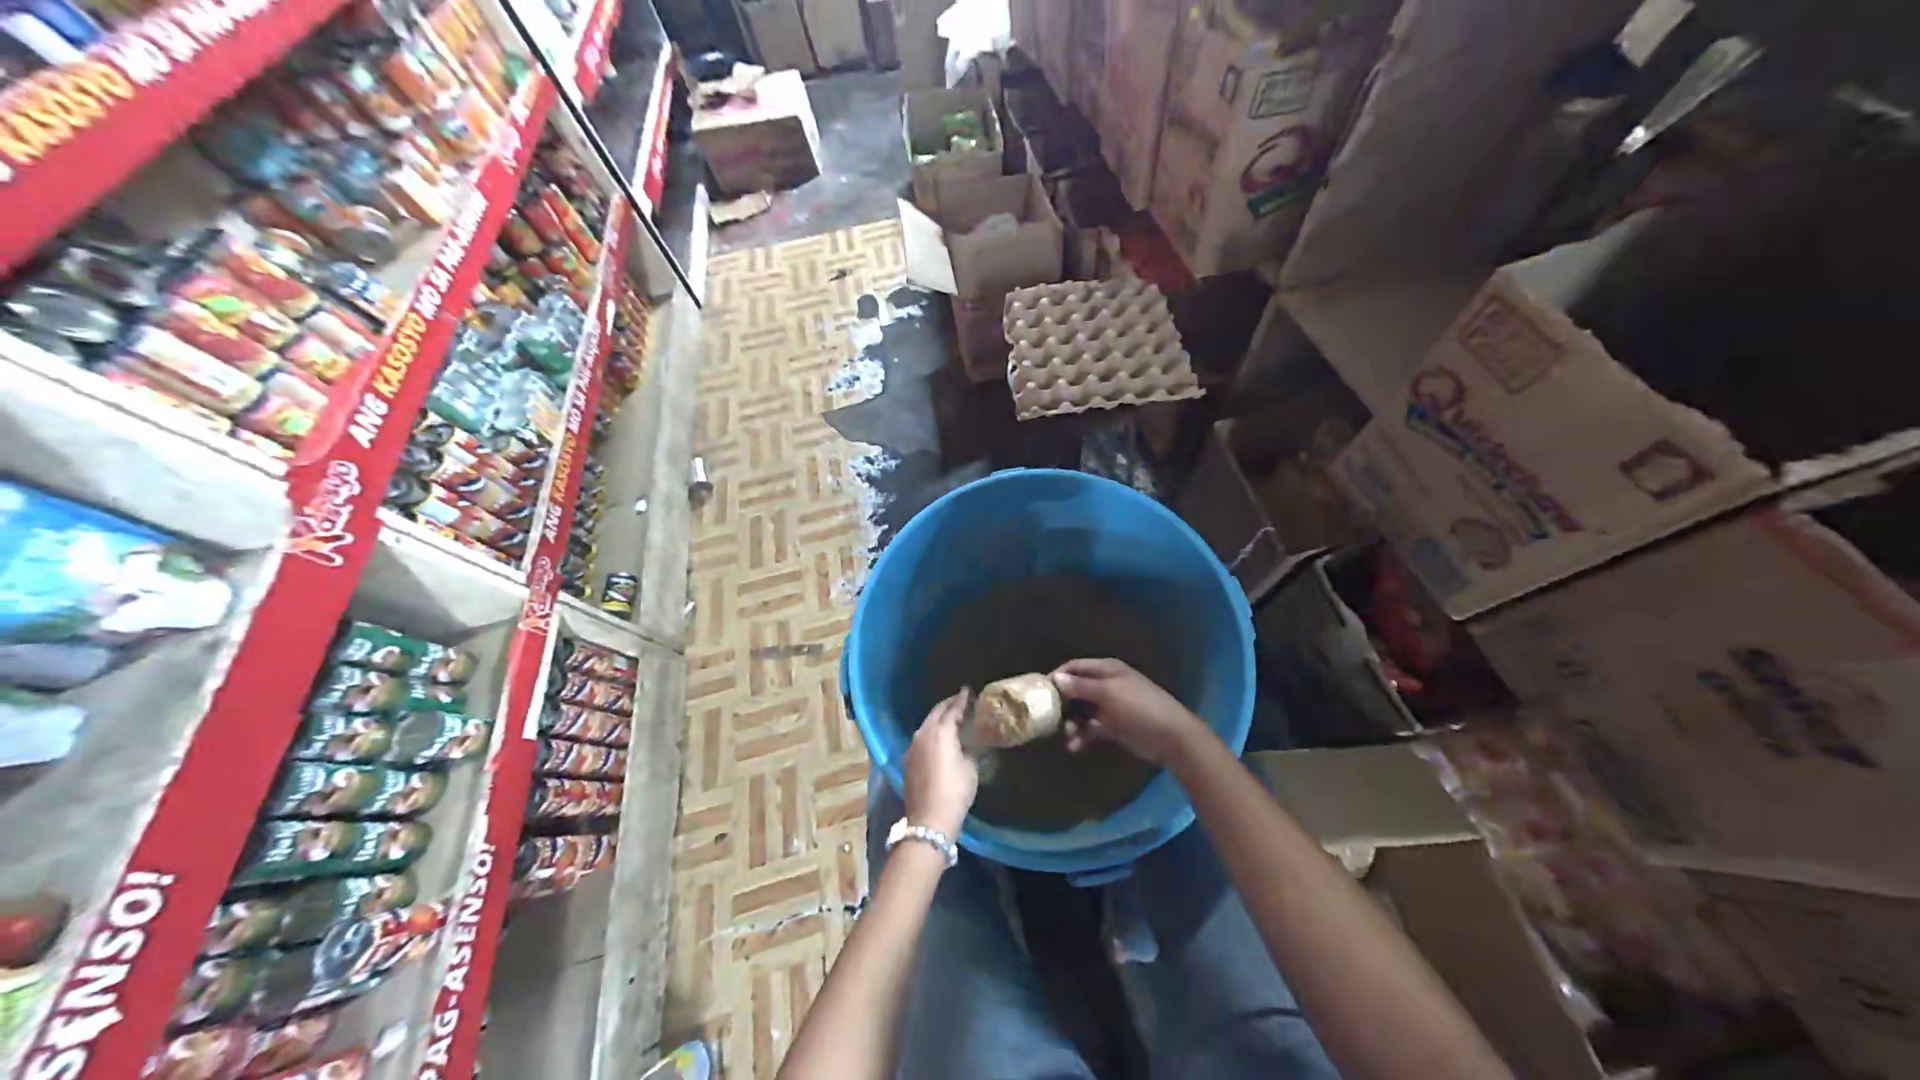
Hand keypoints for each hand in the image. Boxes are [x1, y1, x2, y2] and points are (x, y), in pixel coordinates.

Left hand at [903, 690, 977, 837]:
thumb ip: (968, 750)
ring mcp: (911, 748)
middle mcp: (922, 734)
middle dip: (947, 706)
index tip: (968, 691)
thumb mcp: (970, 768)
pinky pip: (921, 739)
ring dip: (937, 720)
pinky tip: (938, 739)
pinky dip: (931, 734)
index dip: (961, 700)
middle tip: (959, 701)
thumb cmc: (955, 791)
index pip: (952, 709)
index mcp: (940, 731)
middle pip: (935, 713)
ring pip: (926, 726)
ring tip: (950, 719)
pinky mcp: (907, 762)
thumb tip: (965, 746)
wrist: (929, 819)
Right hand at [1051, 658, 1211, 765]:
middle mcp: (1107, 685)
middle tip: (1044, 714)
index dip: (1058, 675)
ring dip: (1070, 721)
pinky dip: (1082, 735)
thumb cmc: (1138, 707)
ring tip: (1062, 733)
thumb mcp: (1107, 693)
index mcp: (1107, 670)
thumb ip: (1080, 687)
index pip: (1075, 667)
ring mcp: (1111, 707)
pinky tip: (1073, 746)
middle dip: (1062, 701)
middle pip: (1076, 689)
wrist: (1170, 736)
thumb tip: (1056, 678)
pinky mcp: (1114, 727)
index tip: (1039, 689)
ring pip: (1082, 711)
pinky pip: (1091, 728)